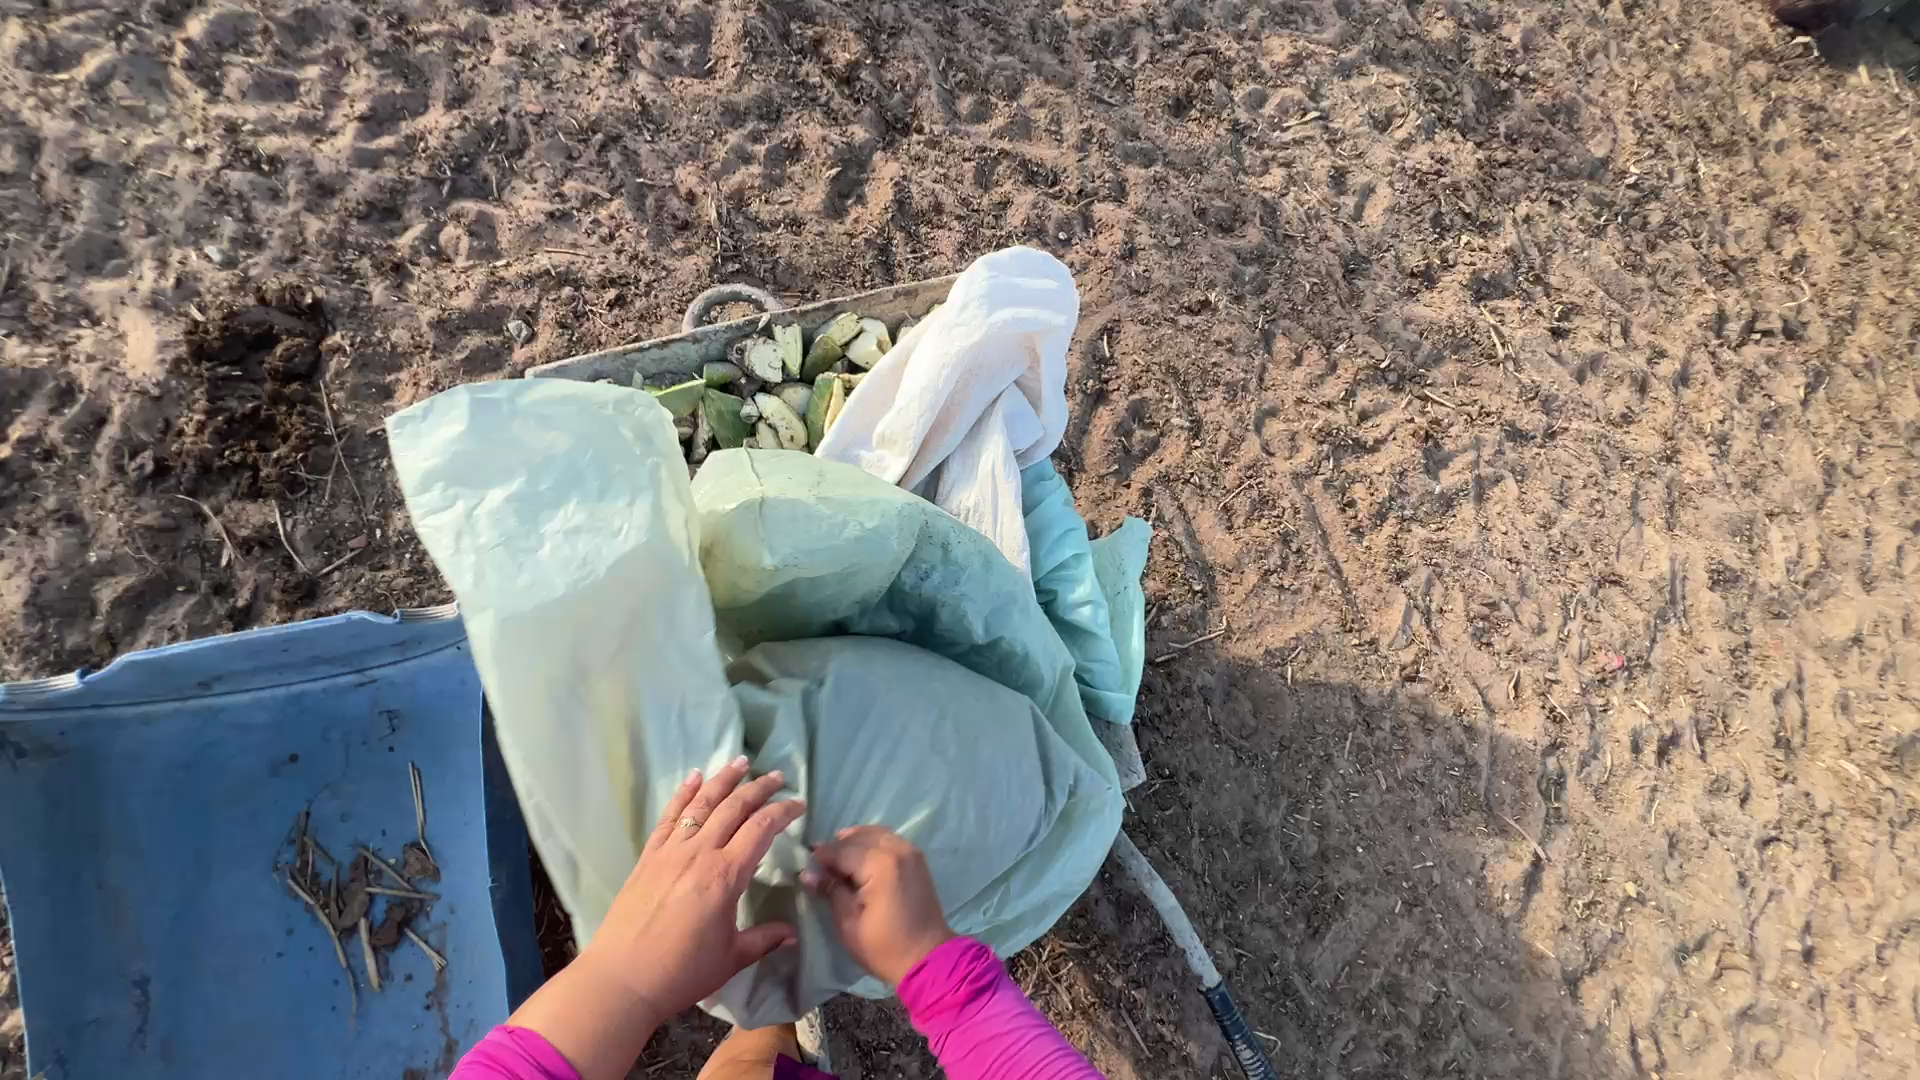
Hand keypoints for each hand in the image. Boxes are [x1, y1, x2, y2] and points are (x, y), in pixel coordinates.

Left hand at [507, 756, 804, 1079]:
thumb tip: (794, 933)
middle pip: (735, 807)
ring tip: (741, 761)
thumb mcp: (730, 959)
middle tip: (777, 777)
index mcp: (725, 876)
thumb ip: (764, 939)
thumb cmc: (679, 973)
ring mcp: (671, 851)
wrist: (618, 983)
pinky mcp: (649, 856)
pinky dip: (683, 793)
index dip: (783, 812)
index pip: (761, 829)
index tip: (799, 805)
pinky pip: (669, 816)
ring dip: (724, 779)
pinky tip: (695, 776)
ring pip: (702, 803)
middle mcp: (700, 853)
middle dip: (760, 788)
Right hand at [802, 826, 954, 985]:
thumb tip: (808, 873)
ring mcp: (909, 850)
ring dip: (854, 841)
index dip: (821, 856)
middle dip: (837, 847)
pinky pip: (888, 838)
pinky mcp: (916, 856)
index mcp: (879, 864)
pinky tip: (860, 858)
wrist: (928, 957)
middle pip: (858, 837)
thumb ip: (831, 892)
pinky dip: (871, 842)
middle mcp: (896, 848)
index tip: (805, 863)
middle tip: (819, 864)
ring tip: (838, 860)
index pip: (842, 850)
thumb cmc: (884, 947)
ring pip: (874, 833)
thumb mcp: (849, 924)